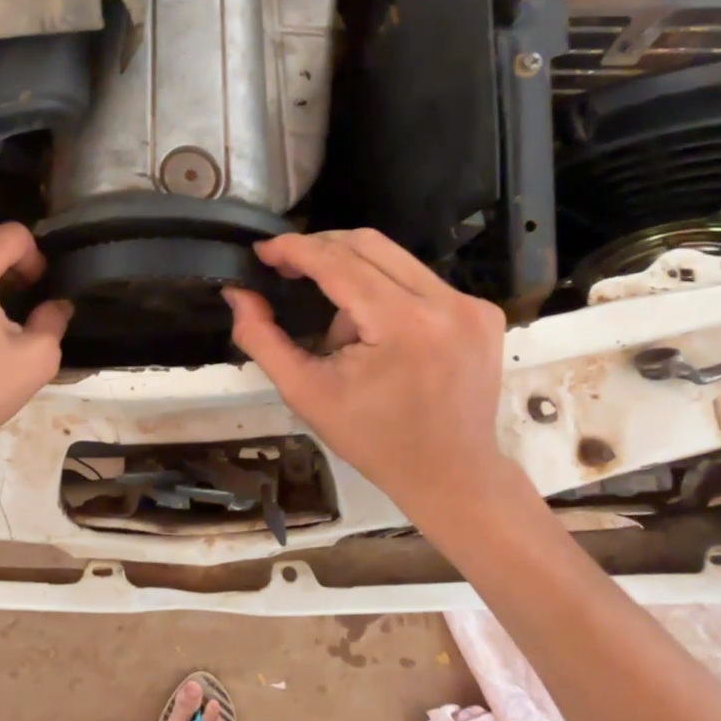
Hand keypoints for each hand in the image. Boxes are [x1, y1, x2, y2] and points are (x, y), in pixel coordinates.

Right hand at [223, 230, 508, 519]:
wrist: (452, 476)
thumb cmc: (373, 440)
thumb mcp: (304, 393)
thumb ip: (261, 338)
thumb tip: (238, 292)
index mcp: (403, 325)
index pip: (339, 262)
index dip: (295, 249)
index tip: (262, 250)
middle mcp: (445, 303)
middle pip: (368, 244)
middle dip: (320, 248)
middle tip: (287, 268)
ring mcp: (470, 304)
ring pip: (394, 257)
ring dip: (352, 272)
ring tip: (336, 320)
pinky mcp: (482, 311)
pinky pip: (419, 278)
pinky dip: (385, 289)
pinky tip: (375, 330)